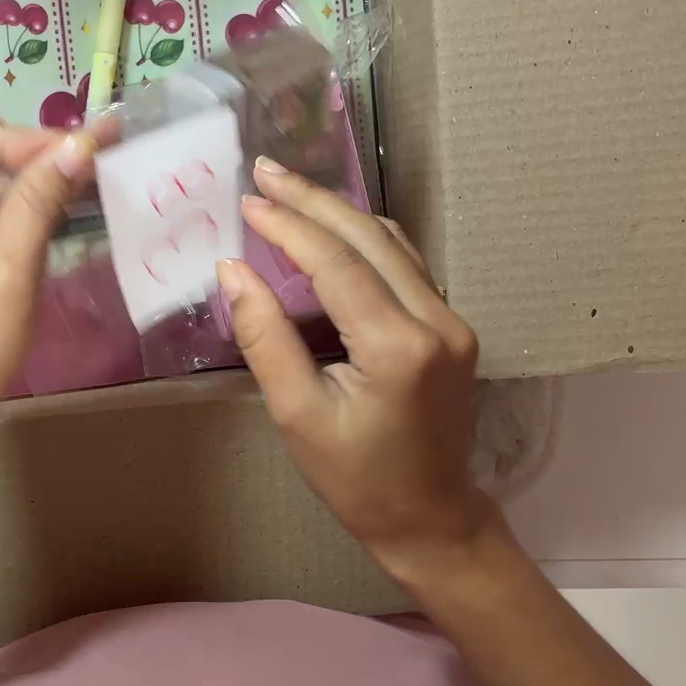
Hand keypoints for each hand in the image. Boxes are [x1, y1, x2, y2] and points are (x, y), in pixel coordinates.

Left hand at [0, 102, 94, 486]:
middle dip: (30, 167)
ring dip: (26, 198)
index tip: (80, 160)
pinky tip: (46, 240)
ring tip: (75, 217)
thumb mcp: (9, 273)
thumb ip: (40, 201)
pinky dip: (11, 223)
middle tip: (93, 182)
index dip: (23, 136)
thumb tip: (80, 143)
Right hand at [216, 158, 489, 579]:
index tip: (247, 199)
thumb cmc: (356, 479)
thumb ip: (266, 339)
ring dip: (340, 214)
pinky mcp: (452, 328)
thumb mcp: (297, 415)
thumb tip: (232, 271)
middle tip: (265, 169)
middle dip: (314, 200)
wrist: (429, 517)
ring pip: (393, 244)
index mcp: (399, 347)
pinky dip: (364, 241)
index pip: (338, 264)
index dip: (289, 225)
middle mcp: (437, 321)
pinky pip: (405, 266)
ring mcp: (453, 321)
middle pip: (371, 238)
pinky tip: (331, 230)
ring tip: (289, 191)